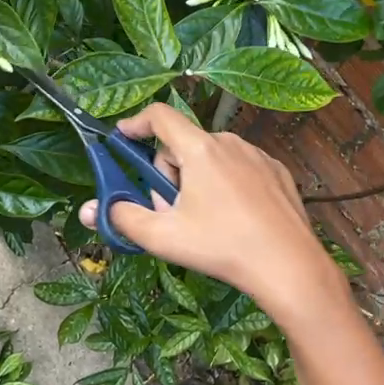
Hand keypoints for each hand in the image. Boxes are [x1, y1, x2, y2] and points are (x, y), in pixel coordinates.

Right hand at [78, 103, 347, 317]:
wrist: (290, 268)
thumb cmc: (222, 247)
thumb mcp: (162, 237)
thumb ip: (121, 218)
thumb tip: (93, 210)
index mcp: (200, 149)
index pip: (159, 116)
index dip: (136, 123)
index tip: (123, 139)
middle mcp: (229, 143)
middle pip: (182, 145)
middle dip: (168, 173)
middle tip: (171, 210)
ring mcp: (257, 156)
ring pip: (211, 157)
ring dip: (197, 180)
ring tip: (204, 220)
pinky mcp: (277, 173)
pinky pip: (238, 168)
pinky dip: (226, 185)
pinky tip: (234, 219)